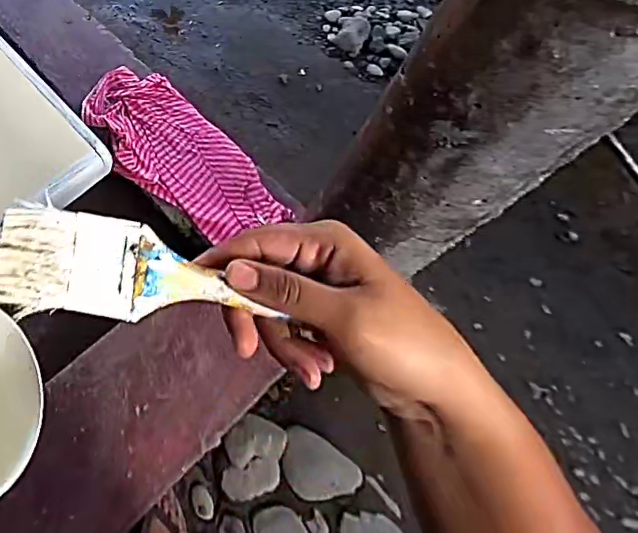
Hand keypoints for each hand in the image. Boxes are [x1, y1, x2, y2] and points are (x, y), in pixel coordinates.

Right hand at [197, 220, 489, 420]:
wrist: (443, 396)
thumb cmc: (406, 344)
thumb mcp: (343, 317)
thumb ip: (285, 291)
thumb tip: (234, 270)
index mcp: (325, 240)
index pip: (260, 241)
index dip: (225, 259)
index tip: (194, 279)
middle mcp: (316, 256)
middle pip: (258, 276)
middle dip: (258, 317)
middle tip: (246, 349)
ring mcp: (316, 287)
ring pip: (268, 306)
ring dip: (282, 342)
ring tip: (313, 370)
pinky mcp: (317, 315)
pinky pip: (284, 326)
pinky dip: (293, 349)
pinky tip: (319, 368)